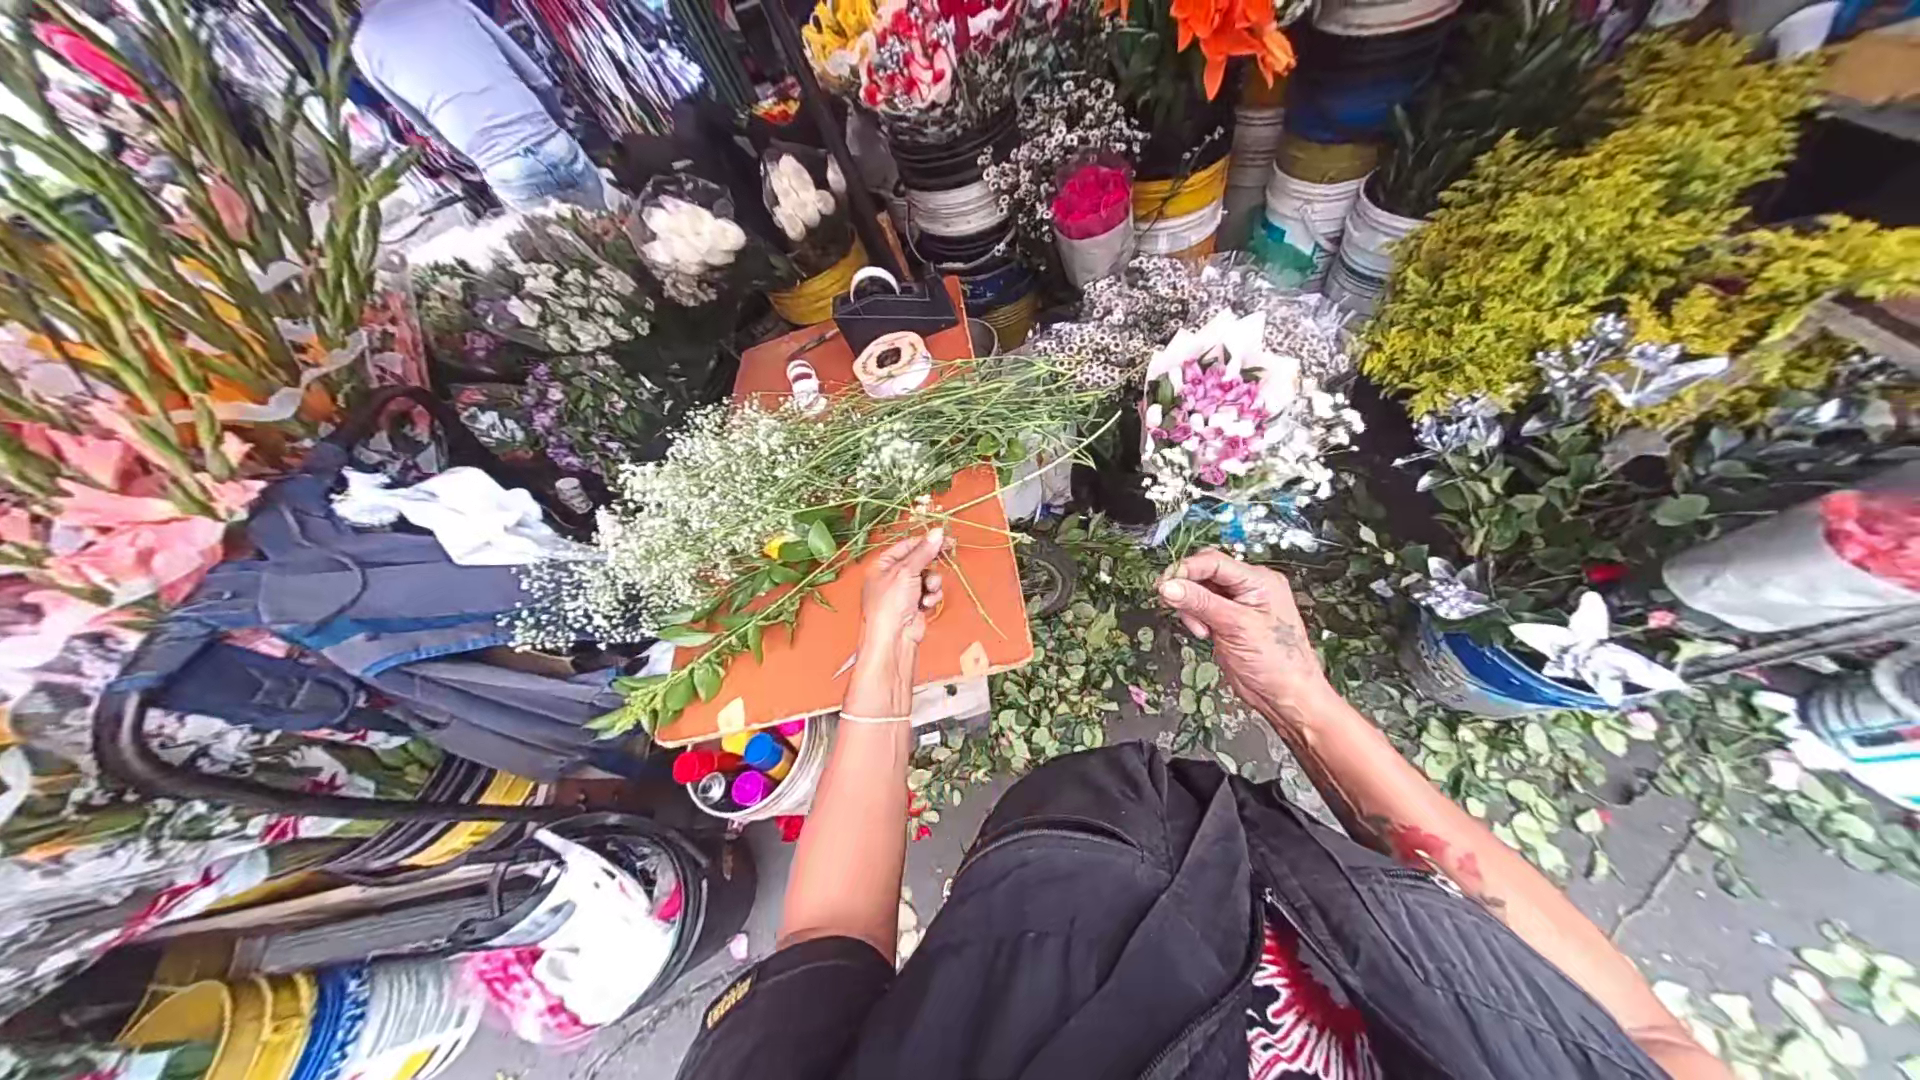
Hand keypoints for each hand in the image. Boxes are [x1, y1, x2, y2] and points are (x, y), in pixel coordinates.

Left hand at [859, 527, 944, 647]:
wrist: (893, 639)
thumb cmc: (890, 604)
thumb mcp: (906, 571)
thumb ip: (924, 551)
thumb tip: (938, 532)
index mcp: (882, 564)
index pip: (907, 546)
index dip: (926, 542)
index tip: (945, 538)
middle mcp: (892, 576)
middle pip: (920, 560)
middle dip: (931, 564)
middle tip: (947, 554)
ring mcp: (905, 592)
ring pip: (928, 577)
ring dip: (932, 583)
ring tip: (927, 591)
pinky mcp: (916, 605)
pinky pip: (930, 593)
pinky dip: (931, 597)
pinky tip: (926, 604)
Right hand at [1157, 550, 1330, 721]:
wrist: (1285, 696)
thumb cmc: (1278, 663)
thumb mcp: (1235, 626)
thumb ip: (1199, 603)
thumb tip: (1169, 586)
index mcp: (1259, 581)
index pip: (1214, 562)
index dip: (1186, 570)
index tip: (1165, 584)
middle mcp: (1249, 588)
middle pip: (1204, 573)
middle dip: (1187, 588)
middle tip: (1172, 601)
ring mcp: (1238, 605)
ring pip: (1199, 591)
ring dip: (1190, 607)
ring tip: (1200, 628)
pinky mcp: (1227, 621)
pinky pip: (1201, 608)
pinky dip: (1195, 618)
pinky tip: (1203, 633)